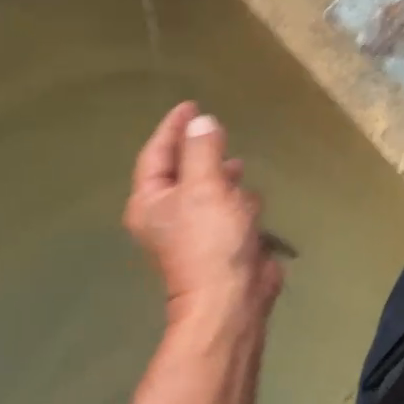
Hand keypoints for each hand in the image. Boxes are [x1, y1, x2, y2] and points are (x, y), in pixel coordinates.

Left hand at [125, 101, 283, 324]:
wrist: (231, 299)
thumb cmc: (210, 240)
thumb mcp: (206, 186)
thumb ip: (203, 150)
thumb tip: (202, 122)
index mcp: (151, 202)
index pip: (156, 154)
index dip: (172, 128)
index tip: (190, 105)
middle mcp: (167, 215)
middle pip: (182, 170)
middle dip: (199, 151)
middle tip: (216, 129)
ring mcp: (195, 230)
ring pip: (209, 188)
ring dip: (224, 177)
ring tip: (238, 167)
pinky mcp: (221, 241)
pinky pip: (230, 208)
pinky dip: (240, 202)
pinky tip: (251, 205)